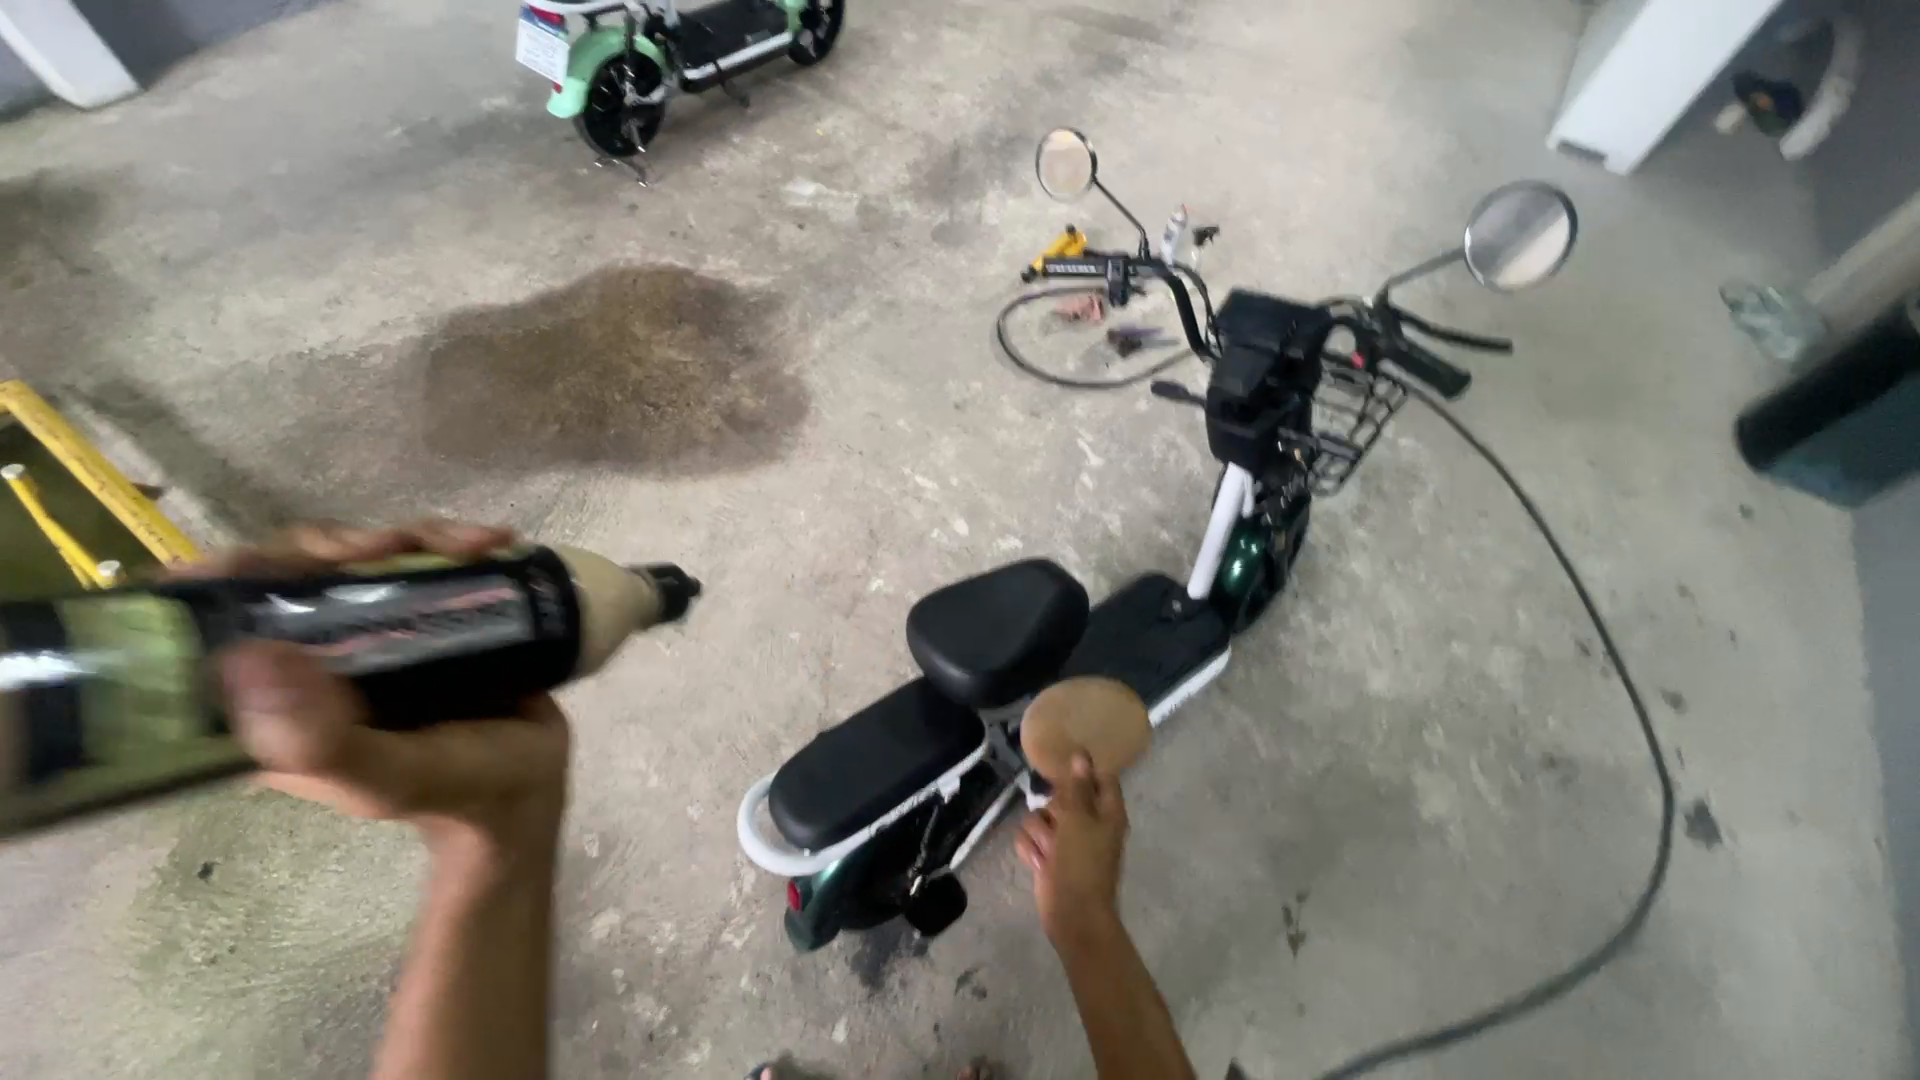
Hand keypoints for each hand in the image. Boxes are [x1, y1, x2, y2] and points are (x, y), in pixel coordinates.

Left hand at [176, 521, 571, 870]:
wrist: (535, 781)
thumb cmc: (455, 788)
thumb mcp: (384, 780)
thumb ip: (317, 740)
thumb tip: (248, 654)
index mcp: (266, 699)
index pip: (210, 618)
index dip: (230, 575)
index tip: (279, 563)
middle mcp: (309, 654)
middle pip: (294, 566)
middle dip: (342, 543)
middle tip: (395, 549)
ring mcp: (372, 629)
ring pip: (364, 553)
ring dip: (416, 535)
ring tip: (478, 544)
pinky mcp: (429, 612)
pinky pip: (424, 559)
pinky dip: (457, 540)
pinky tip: (498, 542)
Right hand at [1016, 752, 1128, 951]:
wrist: (1073, 915)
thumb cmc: (1082, 863)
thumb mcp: (1079, 818)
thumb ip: (1077, 786)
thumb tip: (1082, 754)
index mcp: (1106, 811)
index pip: (1098, 777)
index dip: (1082, 769)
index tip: (1062, 764)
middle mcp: (1087, 822)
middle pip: (1063, 795)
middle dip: (1052, 807)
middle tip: (1058, 819)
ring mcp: (1066, 840)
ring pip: (1040, 816)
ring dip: (1039, 832)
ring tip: (1048, 850)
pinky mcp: (1047, 856)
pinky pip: (1030, 838)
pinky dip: (1031, 850)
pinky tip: (1038, 863)